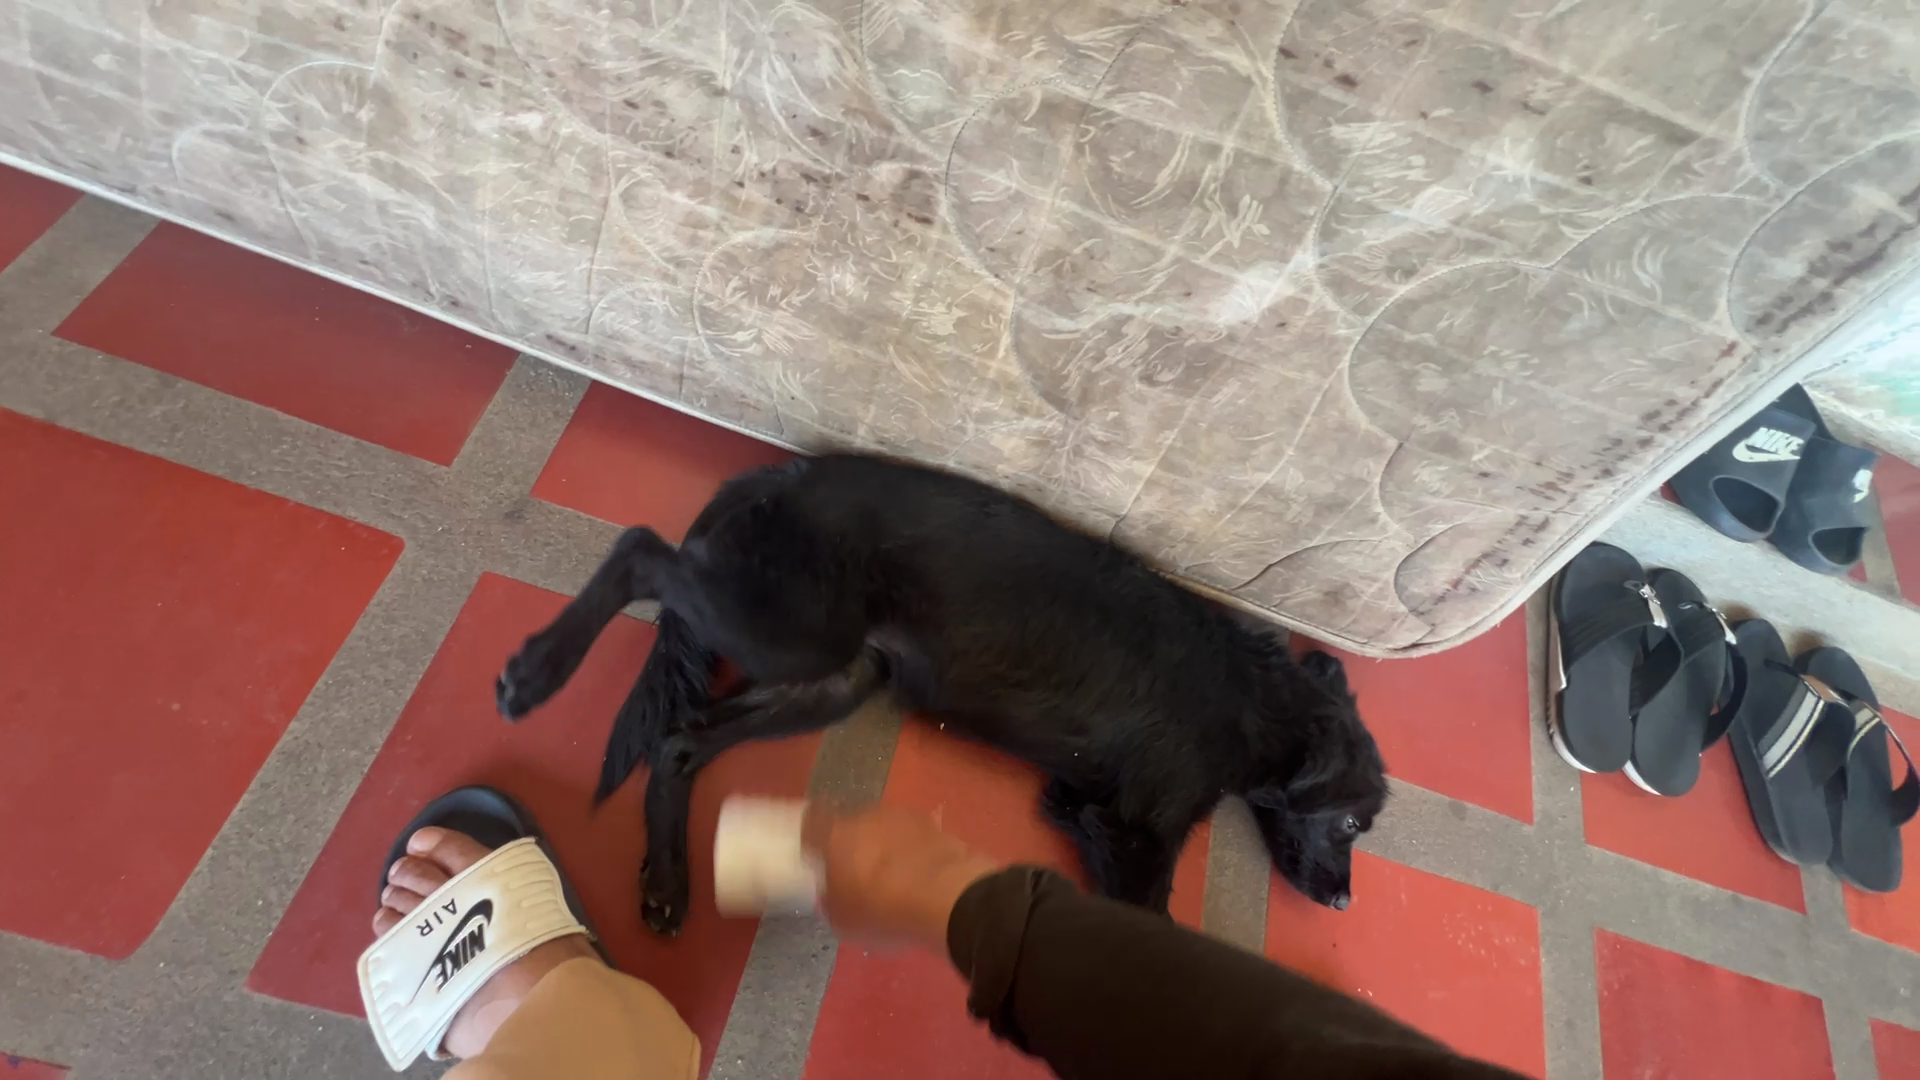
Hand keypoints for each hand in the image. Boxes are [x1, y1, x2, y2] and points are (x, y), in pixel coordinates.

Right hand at [801, 802, 1003, 950]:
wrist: (945, 896)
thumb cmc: (881, 910)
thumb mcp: (842, 920)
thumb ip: (831, 897)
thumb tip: (832, 889)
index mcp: (836, 835)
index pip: (813, 819)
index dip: (812, 832)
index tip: (814, 848)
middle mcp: (867, 815)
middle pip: (852, 822)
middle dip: (852, 842)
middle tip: (855, 870)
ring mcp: (902, 816)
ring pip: (883, 826)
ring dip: (883, 844)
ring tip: (891, 876)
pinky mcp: (933, 825)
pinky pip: (911, 836)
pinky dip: (910, 850)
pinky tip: (917, 875)